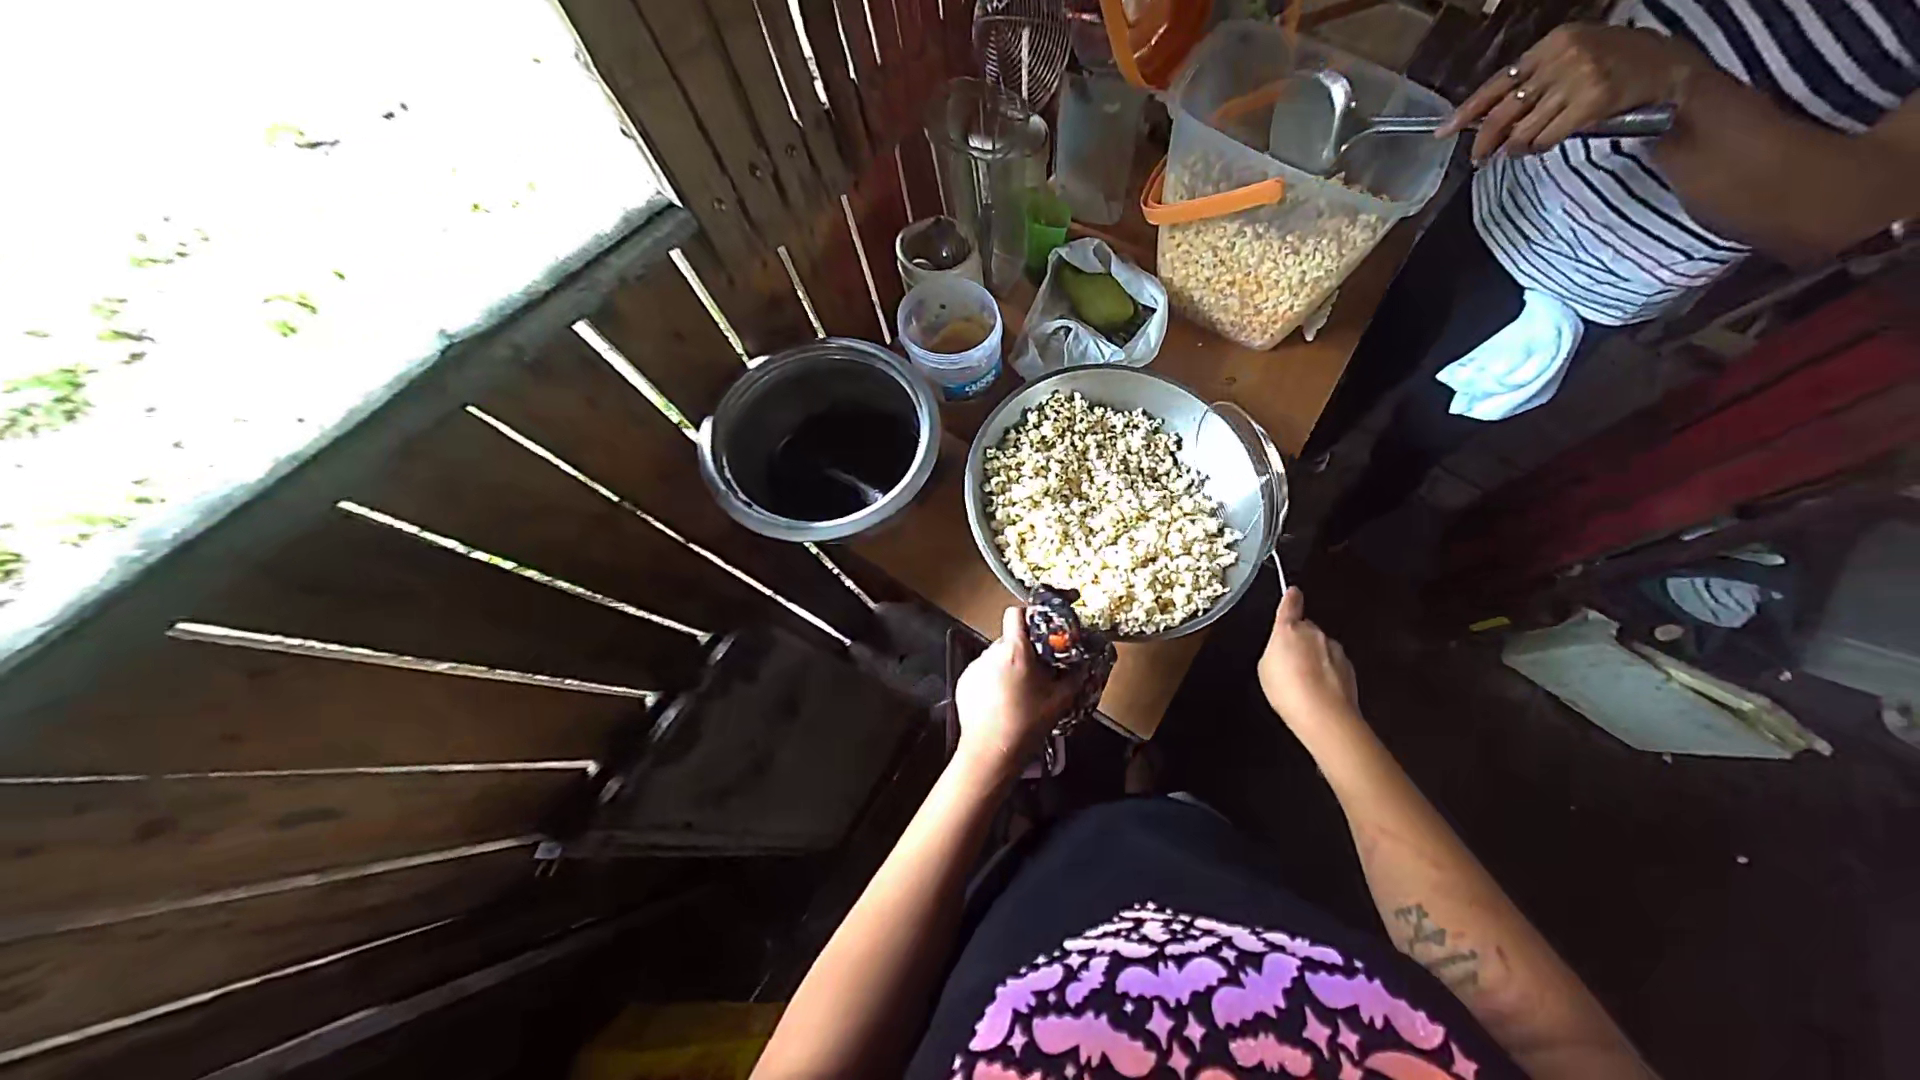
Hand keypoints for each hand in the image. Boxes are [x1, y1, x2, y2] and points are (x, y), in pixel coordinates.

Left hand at [954, 607, 1078, 776]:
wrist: (991, 751)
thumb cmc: (1025, 725)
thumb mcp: (1060, 700)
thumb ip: (1074, 675)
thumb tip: (1083, 663)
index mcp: (1015, 651)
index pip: (1016, 613)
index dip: (1029, 618)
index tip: (1040, 631)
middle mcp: (991, 654)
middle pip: (1008, 639)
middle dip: (1022, 651)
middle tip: (1036, 672)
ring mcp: (975, 667)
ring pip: (995, 657)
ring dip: (1007, 667)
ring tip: (1018, 692)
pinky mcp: (965, 681)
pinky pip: (982, 672)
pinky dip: (992, 681)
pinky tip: (1002, 701)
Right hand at [1257, 587, 1359, 731]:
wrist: (1323, 715)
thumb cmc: (1288, 690)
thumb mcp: (1265, 667)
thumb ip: (1274, 649)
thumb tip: (1282, 649)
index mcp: (1288, 629)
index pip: (1290, 604)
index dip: (1290, 597)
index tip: (1293, 591)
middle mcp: (1314, 634)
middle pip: (1306, 630)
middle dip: (1299, 642)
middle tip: (1288, 664)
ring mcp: (1334, 650)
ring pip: (1321, 648)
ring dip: (1313, 659)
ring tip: (1302, 683)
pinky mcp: (1348, 668)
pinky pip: (1333, 665)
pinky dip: (1326, 673)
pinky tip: (1317, 691)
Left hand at [1438, 24, 1701, 161]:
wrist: (1669, 70)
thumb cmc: (1612, 67)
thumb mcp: (1570, 60)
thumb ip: (1531, 83)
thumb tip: (1483, 118)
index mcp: (1553, 43)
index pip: (1496, 84)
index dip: (1466, 112)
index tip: (1444, 132)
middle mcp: (1563, 57)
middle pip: (1501, 114)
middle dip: (1484, 143)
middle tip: (1479, 158)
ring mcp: (1579, 78)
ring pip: (1520, 132)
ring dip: (1516, 149)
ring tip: (1523, 148)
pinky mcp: (1592, 100)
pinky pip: (1544, 139)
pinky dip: (1538, 149)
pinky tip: (1545, 145)